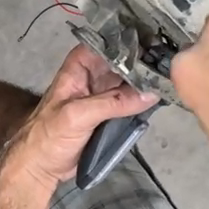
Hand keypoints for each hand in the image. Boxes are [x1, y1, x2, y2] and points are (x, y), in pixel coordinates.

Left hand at [0, 46, 158, 190]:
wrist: (40, 167)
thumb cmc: (46, 136)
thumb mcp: (78, 115)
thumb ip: (113, 103)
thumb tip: (148, 94)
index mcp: (78, 68)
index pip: (107, 44)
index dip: (128, 41)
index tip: (154, 41)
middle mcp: (92, 77)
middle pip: (122, 62)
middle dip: (142, 62)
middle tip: (167, 63)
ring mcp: (102, 96)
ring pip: (129, 82)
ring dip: (145, 81)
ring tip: (168, 78)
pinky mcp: (109, 115)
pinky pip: (130, 103)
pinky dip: (143, 100)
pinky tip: (160, 95)